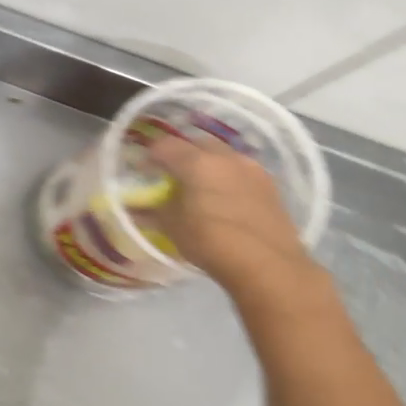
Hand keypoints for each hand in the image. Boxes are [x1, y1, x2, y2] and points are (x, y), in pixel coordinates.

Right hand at [145, 135, 323, 297]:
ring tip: (198, 187)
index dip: (149, 156)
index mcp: (197, 163)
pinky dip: (226, 176)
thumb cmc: (209, 241)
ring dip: (206, 163)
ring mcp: (252, 169)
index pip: (165, 145)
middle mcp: (227, 157)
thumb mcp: (170, 226)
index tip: (142, 172)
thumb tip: (136, 205)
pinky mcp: (269, 184)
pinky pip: (240, 170)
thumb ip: (151, 209)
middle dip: (180, 154)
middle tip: (169, 175)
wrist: (266, 263)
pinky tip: (222, 198)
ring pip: (223, 155)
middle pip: (197, 143)